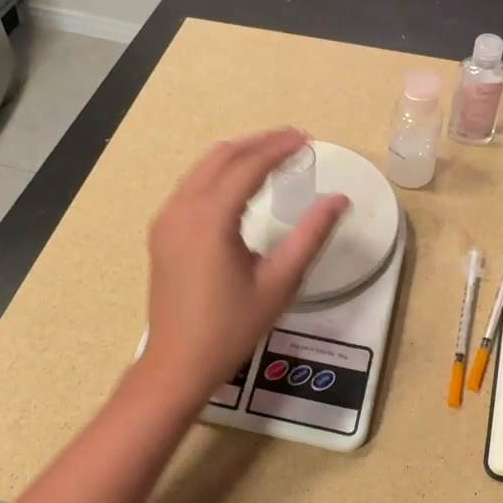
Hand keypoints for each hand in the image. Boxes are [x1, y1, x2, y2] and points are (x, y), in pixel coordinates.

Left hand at [139, 128, 348, 401]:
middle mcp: (182, 209)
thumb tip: (339, 200)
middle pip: (222, 156)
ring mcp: (166, 219)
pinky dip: (219, 173)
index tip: (307, 138)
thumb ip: (311, 236)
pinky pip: (192, 186)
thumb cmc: (231, 327)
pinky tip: (241, 184)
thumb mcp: (280, 282)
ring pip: (202, 168)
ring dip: (238, 155)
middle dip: (259, 143)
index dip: (279, 147)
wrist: (177, 364)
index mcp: (210, 219)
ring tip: (273, 155)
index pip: (248, 166)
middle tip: (294, 141)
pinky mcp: (162, 232)